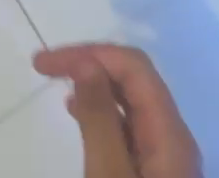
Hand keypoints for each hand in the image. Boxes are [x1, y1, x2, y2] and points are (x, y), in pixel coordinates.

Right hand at [35, 44, 201, 177]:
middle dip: (90, 63)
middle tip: (46, 66)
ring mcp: (168, 157)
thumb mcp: (110, 173)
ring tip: (57, 84)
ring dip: (94, 84)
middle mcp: (174, 136)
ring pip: (131, 101)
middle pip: (135, 78)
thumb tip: (85, 61)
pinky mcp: (156, 173)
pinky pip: (129, 126)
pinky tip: (80, 116)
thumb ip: (99, 118)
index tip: (44, 63)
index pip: (133, 65)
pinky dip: (101, 111)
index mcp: (170, 131)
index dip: (89, 53)